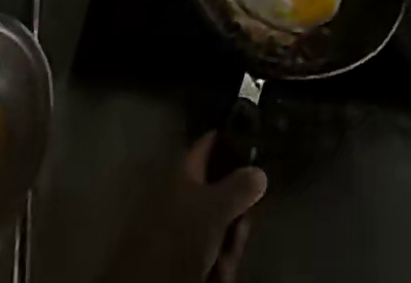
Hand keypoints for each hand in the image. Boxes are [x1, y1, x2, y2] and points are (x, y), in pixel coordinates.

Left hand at [100, 131, 268, 282]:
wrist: (151, 280)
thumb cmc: (180, 233)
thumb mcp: (214, 208)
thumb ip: (239, 188)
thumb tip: (259, 172)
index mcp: (185, 169)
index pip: (211, 143)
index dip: (232, 141)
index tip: (255, 147)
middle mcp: (185, 192)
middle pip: (224, 191)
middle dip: (237, 213)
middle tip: (240, 228)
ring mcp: (185, 223)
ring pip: (222, 226)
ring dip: (230, 245)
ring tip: (223, 263)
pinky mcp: (186, 254)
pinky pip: (214, 252)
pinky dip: (220, 265)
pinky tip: (215, 276)